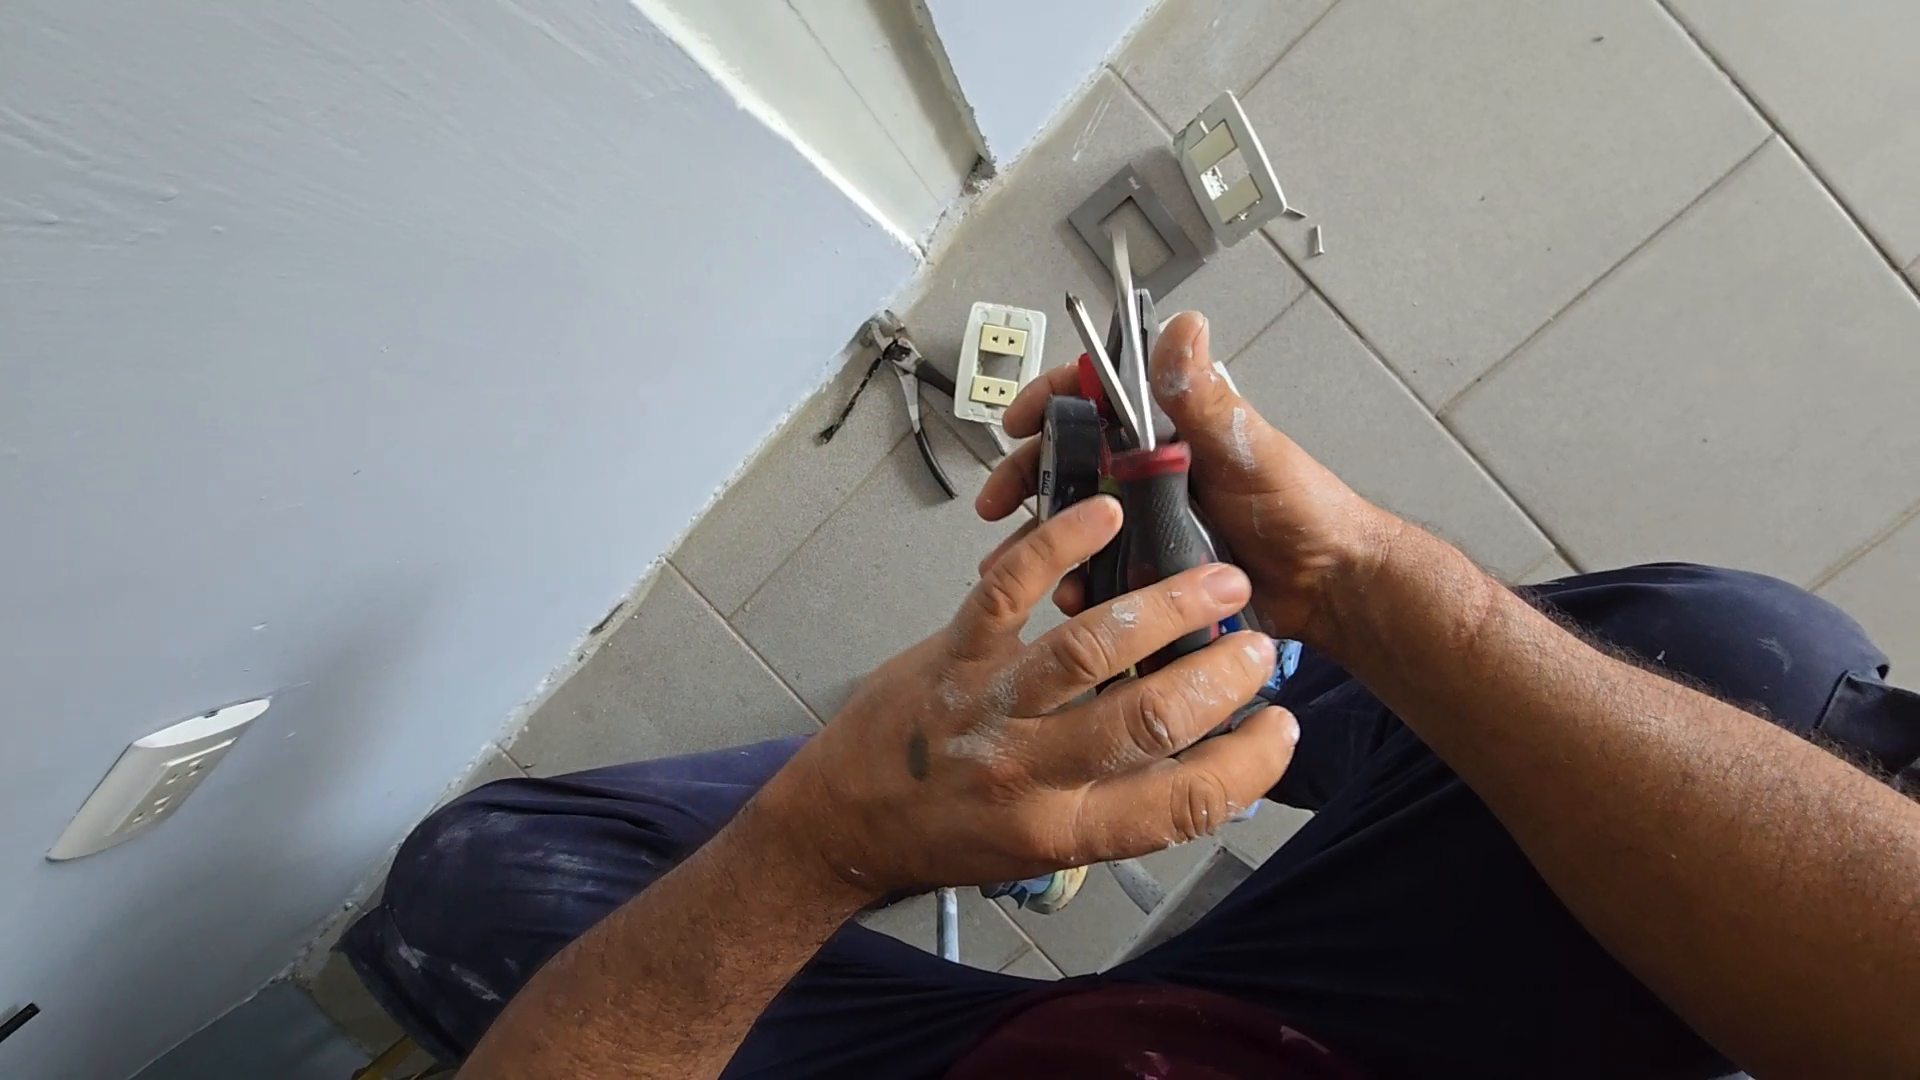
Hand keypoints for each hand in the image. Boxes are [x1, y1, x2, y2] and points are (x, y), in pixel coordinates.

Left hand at [755, 495, 1299, 896]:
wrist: (846, 818)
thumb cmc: (946, 834)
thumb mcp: (1038, 849)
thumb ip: (1111, 806)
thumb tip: (1188, 758)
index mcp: (1061, 830)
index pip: (1181, 806)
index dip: (1248, 768)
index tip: (1280, 729)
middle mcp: (1029, 771)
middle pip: (1148, 721)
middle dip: (1219, 679)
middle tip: (1255, 644)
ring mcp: (988, 703)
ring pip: (1092, 648)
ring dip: (1165, 608)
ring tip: (1217, 582)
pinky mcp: (953, 651)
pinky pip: (1010, 588)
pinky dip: (1058, 543)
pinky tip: (1105, 516)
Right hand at [976, 312, 1394, 645]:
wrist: (1324, 584)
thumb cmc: (1297, 506)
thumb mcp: (1244, 447)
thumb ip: (1204, 394)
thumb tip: (1184, 324)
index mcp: (1165, 427)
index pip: (1091, 397)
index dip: (1047, 402)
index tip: (1015, 422)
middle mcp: (1147, 466)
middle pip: (1067, 461)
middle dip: (1024, 478)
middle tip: (994, 503)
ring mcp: (1143, 516)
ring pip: (1074, 518)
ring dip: (1039, 538)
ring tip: (1012, 565)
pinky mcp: (1147, 561)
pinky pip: (1097, 565)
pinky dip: (1074, 579)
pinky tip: (1065, 596)